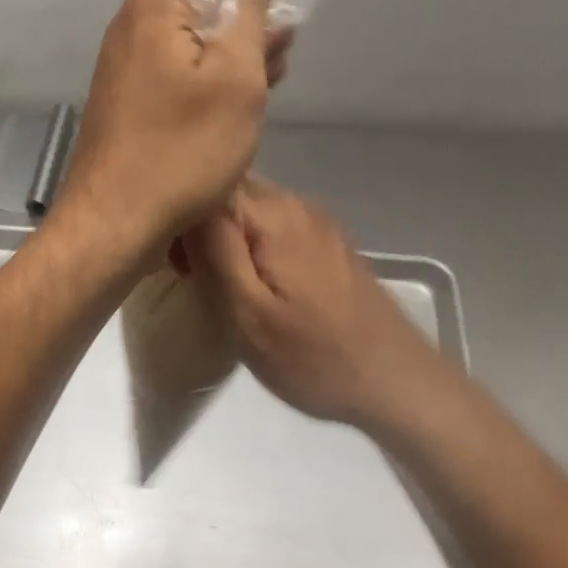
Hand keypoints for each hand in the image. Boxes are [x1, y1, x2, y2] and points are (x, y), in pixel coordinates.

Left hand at [54, 0, 297, 245]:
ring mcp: (123, 68)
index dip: (265, 4)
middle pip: (212, 10)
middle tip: (264, 88)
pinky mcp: (125, 106)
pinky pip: (178, 83)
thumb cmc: (182, 151)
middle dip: (249, 42)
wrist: (112, 228)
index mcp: (156, 0)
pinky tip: (224, 127)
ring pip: (198, 52)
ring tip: (246, 115)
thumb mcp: (236, 65)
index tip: (278, 49)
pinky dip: (206, 98)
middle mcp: (131, 24)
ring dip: (233, 76)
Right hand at [190, 179, 448, 428]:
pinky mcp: (328, 246)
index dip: (179, 216)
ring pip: (249, 210)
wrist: (396, 381)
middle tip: (187, 276)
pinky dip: (250, 246)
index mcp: (273, 215)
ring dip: (223, 238)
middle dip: (198, 225)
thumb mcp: (247, 313)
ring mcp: (317, 223)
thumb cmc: (313, 356)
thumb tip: (188, 205)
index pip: (206, 185)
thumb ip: (214, 252)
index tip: (171, 260)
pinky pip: (272, 228)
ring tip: (214, 284)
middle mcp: (297, 204)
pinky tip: (252, 286)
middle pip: (228, 191)